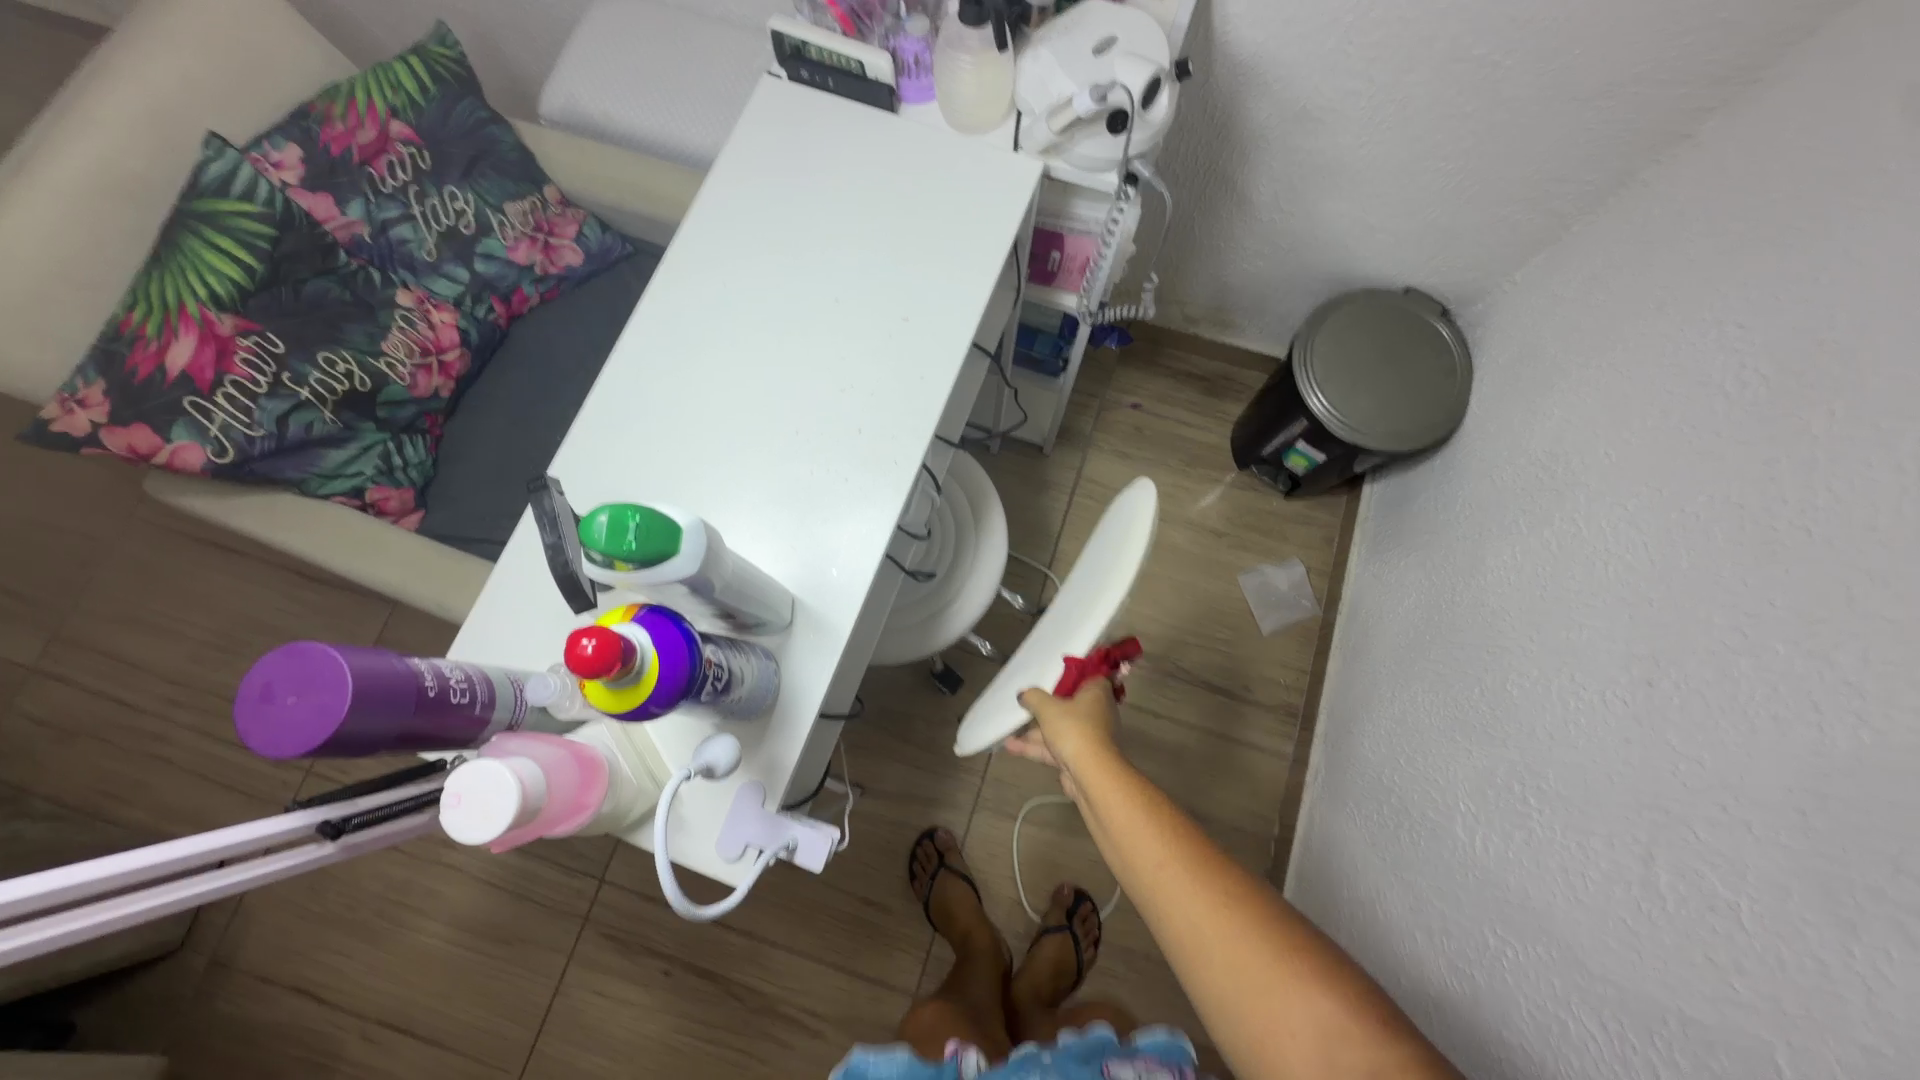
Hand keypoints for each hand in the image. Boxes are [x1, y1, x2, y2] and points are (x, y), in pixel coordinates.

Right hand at [1004, 678, 1122, 798]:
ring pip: (1058, 728)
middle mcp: (1095, 713)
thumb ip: (1033, 697)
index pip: (1087, 677)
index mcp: (1096, 693)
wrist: (1090, 775)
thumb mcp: (1048, 708)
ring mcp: (1086, 737)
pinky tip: (1010, 746)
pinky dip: (1035, 747)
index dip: (1069, 676)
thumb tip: (1023, 693)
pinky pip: (1054, 747)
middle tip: (1023, 701)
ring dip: (1034, 730)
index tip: (1050, 675)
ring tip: (1009, 727)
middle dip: (1044, 706)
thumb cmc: (1074, 729)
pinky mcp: (1077, 757)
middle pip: (1068, 705)